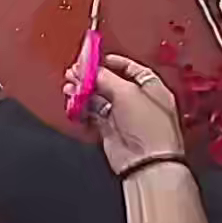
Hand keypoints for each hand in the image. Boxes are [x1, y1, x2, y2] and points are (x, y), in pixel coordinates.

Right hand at [65, 53, 186, 175]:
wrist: (146, 163)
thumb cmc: (147, 125)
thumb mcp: (126, 92)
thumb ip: (105, 77)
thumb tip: (91, 70)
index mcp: (152, 89)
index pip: (132, 69)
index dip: (114, 62)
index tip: (97, 59)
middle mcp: (138, 102)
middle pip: (111, 83)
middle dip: (92, 77)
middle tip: (75, 72)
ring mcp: (124, 117)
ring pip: (99, 98)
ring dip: (83, 90)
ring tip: (69, 86)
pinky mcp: (111, 130)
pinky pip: (94, 114)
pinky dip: (83, 107)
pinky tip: (73, 101)